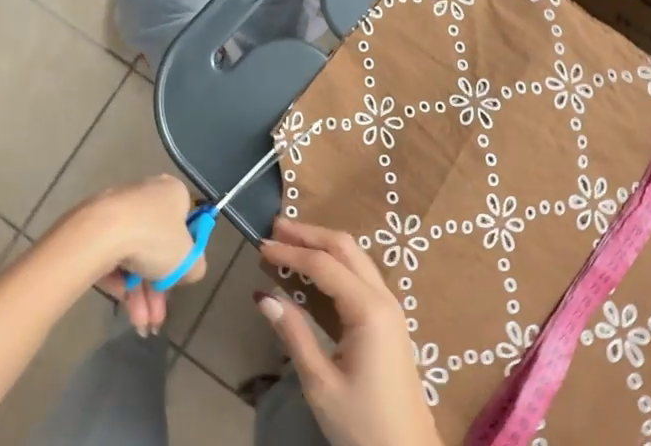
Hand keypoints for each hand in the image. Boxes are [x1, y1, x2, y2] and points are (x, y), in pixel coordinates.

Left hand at [63, 175, 204, 337]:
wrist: (99, 233)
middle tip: (157, 317)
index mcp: (172, 192)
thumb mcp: (189, 260)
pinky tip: (123, 308)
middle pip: (157, 246)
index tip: (181, 278)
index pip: (185, 221)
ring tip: (141, 325)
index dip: (184, 253)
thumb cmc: (154, 239)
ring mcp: (117, 211)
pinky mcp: (93, 227)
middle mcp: (145, 195)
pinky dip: (120, 283)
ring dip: (140, 294)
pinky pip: (113, 256)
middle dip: (158, 288)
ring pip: (134, 256)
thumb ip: (195, 266)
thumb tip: (188, 270)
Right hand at [257, 219, 440, 445]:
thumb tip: (263, 296)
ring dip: (322, 245)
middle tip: (275, 228)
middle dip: (309, 234)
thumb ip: (294, 334)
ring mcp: (390, 308)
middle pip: (345, 248)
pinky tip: (312, 270)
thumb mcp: (320, 383)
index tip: (260, 246)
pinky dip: (334, 264)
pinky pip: (360, 276)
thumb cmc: (362, 423)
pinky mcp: (388, 321)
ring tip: (289, 241)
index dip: (291, 252)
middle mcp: (384, 299)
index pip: (324, 265)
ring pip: (355, 258)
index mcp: (369, 311)